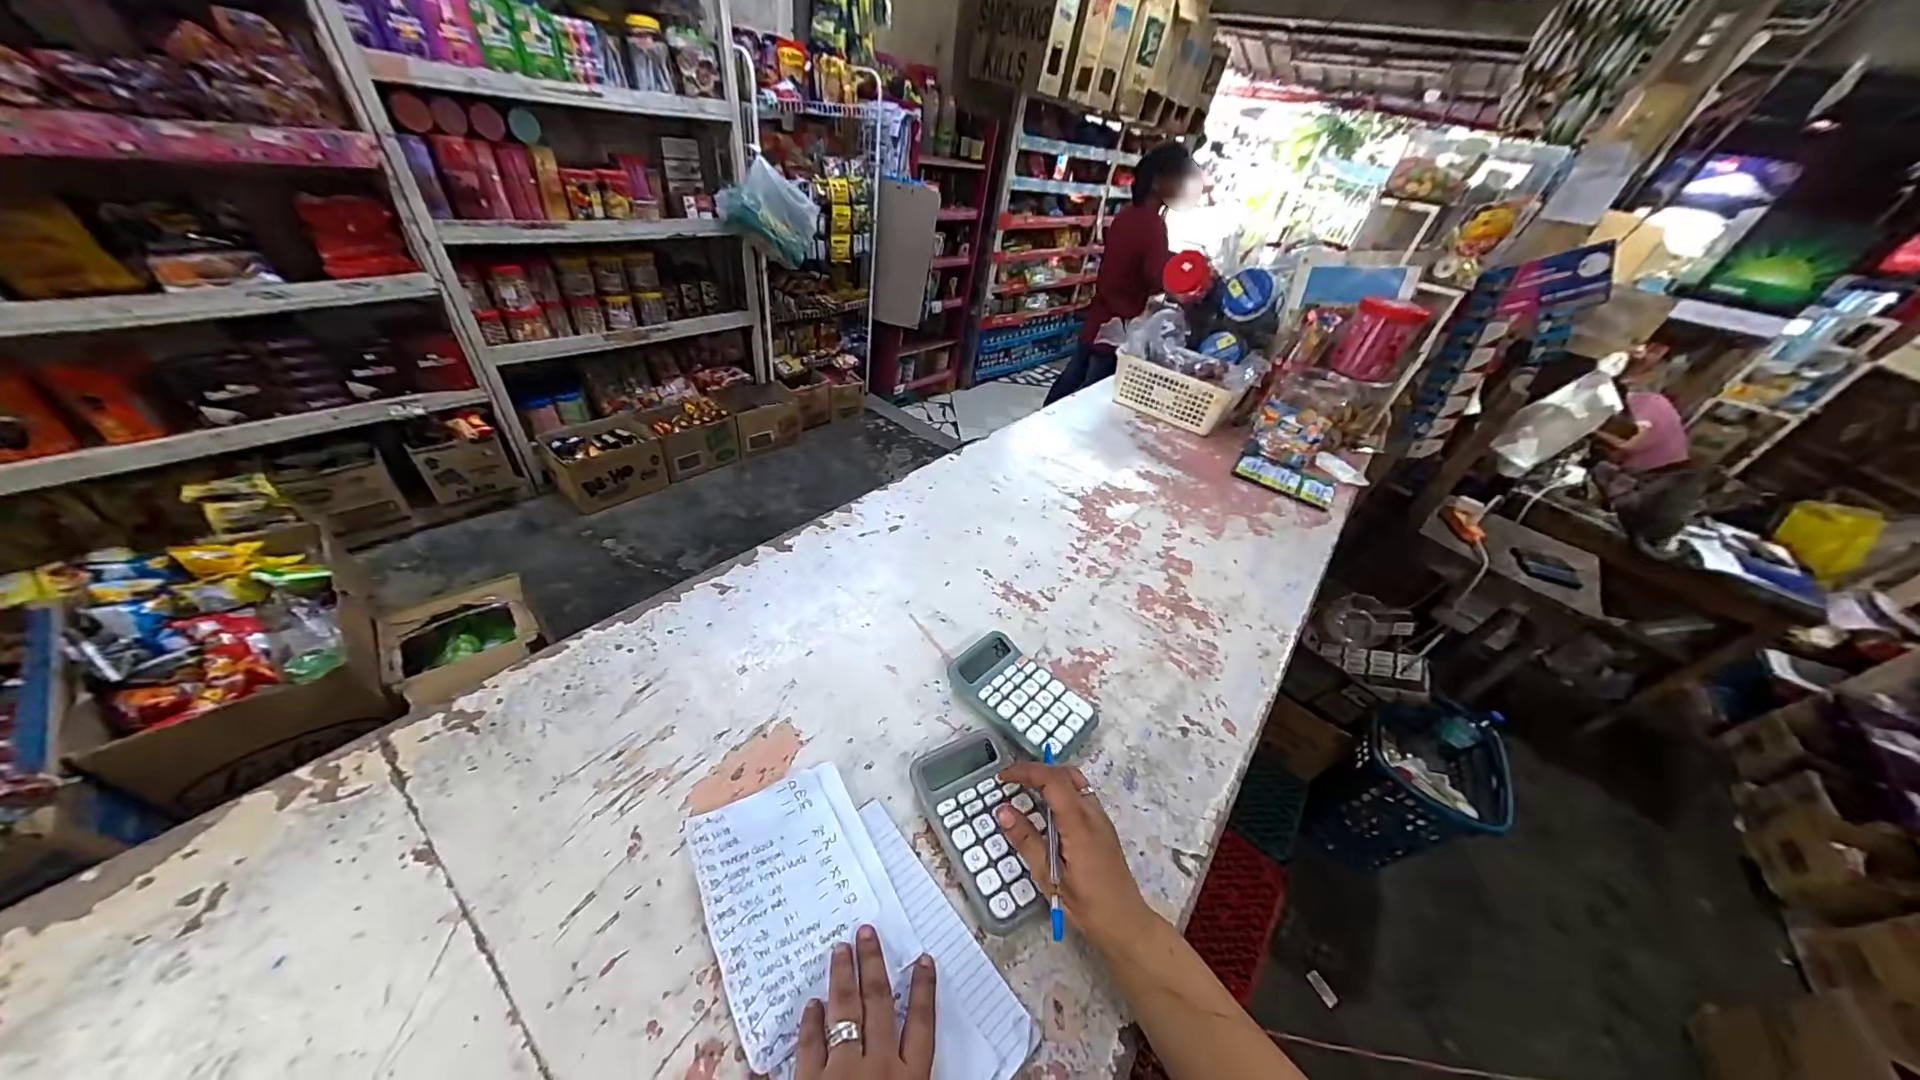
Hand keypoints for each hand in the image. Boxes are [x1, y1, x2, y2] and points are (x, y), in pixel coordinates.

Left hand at [797, 925, 934, 1079]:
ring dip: (843, 977)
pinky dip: (811, 1024)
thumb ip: (912, 1074)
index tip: (923, 961)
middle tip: (866, 933)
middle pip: (878, 1004)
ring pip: (845, 1013)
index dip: (923, 990)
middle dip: (873, 964)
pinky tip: (812, 1005)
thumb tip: (918, 1041)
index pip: (921, 1025)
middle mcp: (878, 1068)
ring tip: (841, 949)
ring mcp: (842, 1072)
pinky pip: (811, 1045)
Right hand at [994, 763, 1159, 952]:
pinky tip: (1046, 809)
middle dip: (1036, 770)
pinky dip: (1060, 790)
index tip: (1003, 777)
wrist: (1124, 922)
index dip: (1025, 772)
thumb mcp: (1049, 876)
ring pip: (1075, 781)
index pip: (1052, 780)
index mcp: (1079, 823)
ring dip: (1049, 778)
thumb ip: (1026, 840)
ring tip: (1026, 790)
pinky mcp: (1102, 826)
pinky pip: (1080, 794)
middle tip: (1012, 781)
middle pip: (1065, 773)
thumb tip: (1003, 811)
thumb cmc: (1086, 903)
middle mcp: (1092, 813)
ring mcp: (1100, 818)